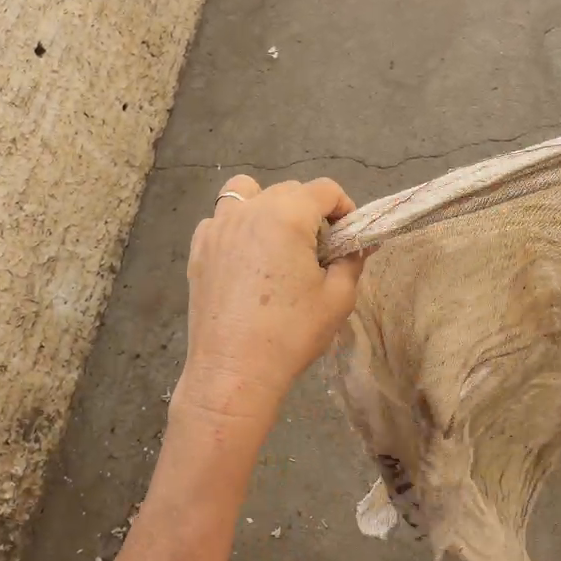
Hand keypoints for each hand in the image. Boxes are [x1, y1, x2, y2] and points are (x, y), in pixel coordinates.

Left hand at [175, 175, 366, 428]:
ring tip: (277, 241)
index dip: (344, 207)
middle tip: (319, 249)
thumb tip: (361, 243)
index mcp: (287, 215)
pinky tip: (246, 260)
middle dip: (309, 210)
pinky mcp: (198, 249)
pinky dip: (237, 227)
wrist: (234, 370)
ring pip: (246, 193)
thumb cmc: (292, 334)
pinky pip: (220, 220)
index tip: (348, 235)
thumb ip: (352, 260)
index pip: (325, 189)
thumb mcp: (338, 298)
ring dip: (268, 206)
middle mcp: (249, 211)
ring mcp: (218, 227)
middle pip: (288, 190)